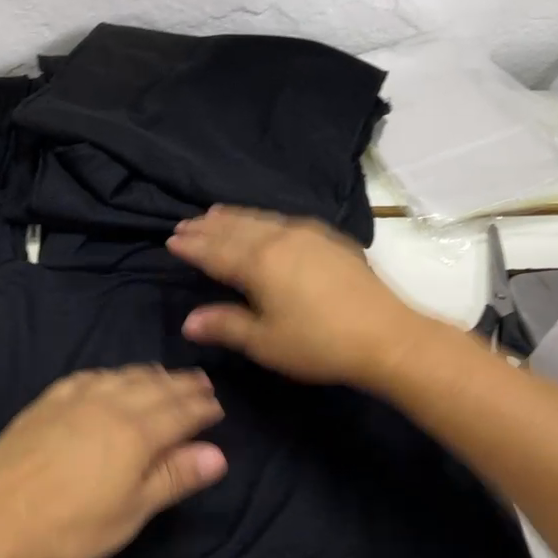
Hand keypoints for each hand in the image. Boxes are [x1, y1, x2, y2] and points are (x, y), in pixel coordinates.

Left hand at [0, 367, 227, 557]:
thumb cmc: (67, 530)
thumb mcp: (129, 514)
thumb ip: (172, 478)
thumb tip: (217, 453)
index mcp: (135, 434)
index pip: (180, 413)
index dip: (202, 409)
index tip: (218, 407)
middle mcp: (108, 406)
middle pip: (154, 388)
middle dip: (181, 386)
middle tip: (201, 384)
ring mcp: (73, 401)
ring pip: (121, 377)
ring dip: (149, 376)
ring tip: (164, 377)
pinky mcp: (45, 403)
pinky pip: (88, 377)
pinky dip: (110, 375)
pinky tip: (109, 380)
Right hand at [166, 205, 430, 387]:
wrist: (386, 335)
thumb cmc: (318, 343)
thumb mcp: (265, 342)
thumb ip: (226, 325)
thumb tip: (188, 321)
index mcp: (259, 264)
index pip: (216, 252)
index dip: (192, 247)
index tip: (171, 240)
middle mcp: (280, 239)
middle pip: (236, 229)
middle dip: (209, 227)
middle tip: (186, 224)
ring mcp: (308, 235)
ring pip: (261, 220)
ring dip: (234, 218)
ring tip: (215, 214)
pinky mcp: (330, 240)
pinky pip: (284, 221)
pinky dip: (263, 219)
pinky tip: (265, 223)